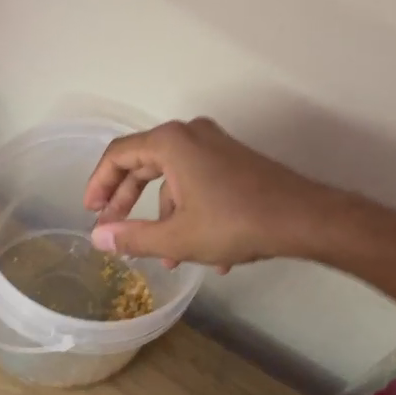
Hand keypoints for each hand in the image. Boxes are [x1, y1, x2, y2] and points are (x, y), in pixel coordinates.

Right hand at [83, 118, 339, 268]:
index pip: (118, 155)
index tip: (91, 212)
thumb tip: (97, 238)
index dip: (98, 184)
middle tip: (114, 230)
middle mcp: (191, 135)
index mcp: (170, 143)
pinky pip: (199, 183)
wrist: (304, 219)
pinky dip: (193, 213)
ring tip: (167, 259)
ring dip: (165, 218)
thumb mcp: (177, 237)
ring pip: (174, 179)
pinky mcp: (235, 162)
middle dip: (128, 203)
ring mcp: (216, 146)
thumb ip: (132, 237)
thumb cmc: (236, 223)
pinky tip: (208, 255)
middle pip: (144, 164)